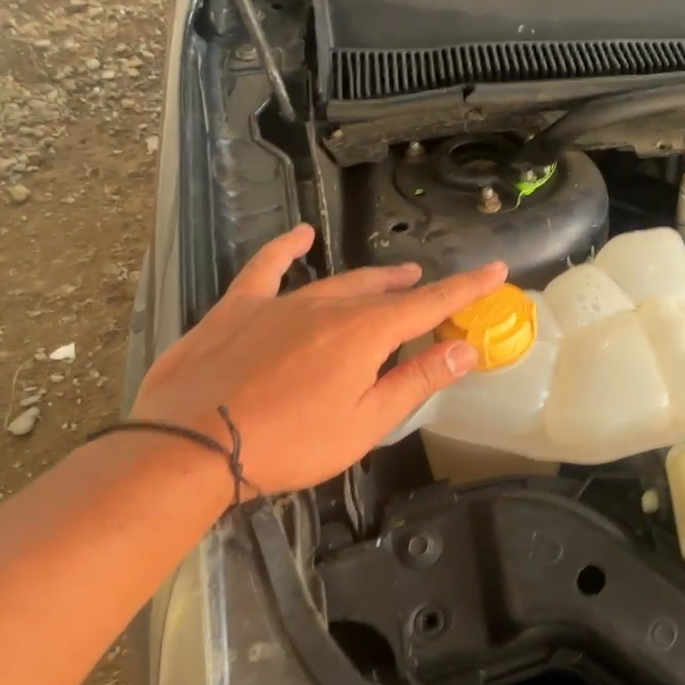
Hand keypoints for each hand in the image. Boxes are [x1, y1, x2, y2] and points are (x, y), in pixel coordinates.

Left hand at [125, 224, 506, 493]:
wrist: (187, 448)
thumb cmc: (289, 443)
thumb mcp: (366, 423)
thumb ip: (418, 380)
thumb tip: (467, 349)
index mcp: (367, 333)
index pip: (431, 303)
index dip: (467, 287)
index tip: (496, 270)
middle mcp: (331, 307)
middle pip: (385, 291)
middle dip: (417, 288)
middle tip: (434, 289)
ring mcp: (281, 304)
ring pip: (338, 282)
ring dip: (372, 279)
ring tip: (394, 275)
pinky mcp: (237, 310)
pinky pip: (265, 269)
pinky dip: (284, 249)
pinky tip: (298, 235)